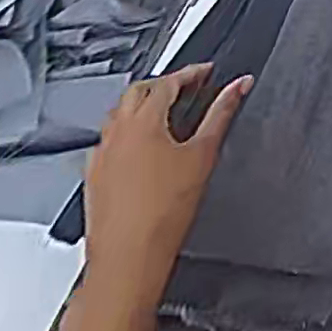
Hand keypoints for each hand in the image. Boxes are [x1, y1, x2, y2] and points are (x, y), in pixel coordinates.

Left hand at [83, 63, 252, 282]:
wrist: (129, 259)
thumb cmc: (163, 213)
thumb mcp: (204, 153)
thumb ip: (222, 113)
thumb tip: (238, 87)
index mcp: (143, 121)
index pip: (168, 81)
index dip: (191, 72)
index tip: (206, 72)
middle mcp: (116, 133)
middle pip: (138, 91)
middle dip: (164, 83)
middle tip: (188, 86)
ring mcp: (101, 155)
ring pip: (118, 114)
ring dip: (142, 104)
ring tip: (166, 112)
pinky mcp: (93, 176)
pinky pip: (107, 140)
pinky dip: (126, 132)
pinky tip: (141, 147)